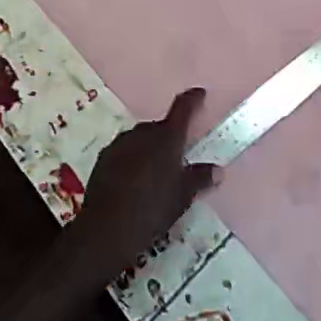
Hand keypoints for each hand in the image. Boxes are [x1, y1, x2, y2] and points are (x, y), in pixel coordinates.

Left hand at [74, 88, 219, 271]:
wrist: (109, 226)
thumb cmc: (153, 208)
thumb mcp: (183, 196)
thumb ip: (200, 178)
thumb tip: (217, 170)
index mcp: (166, 137)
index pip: (182, 109)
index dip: (192, 100)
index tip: (199, 93)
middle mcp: (142, 133)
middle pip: (159, 127)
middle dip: (169, 137)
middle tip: (177, 156)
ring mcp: (120, 144)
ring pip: (140, 138)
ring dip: (148, 147)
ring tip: (155, 172)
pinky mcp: (103, 158)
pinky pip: (123, 151)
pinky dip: (131, 158)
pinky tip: (133, 180)